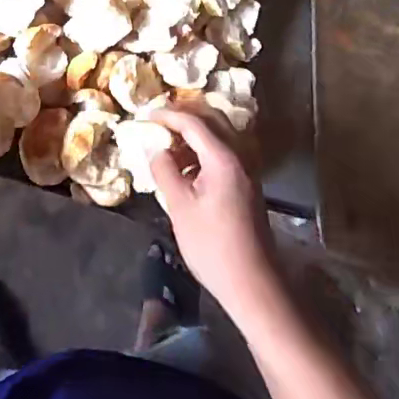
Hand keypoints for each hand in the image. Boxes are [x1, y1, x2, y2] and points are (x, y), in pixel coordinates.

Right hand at [147, 108, 282, 318]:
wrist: (252, 283)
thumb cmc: (212, 245)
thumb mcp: (179, 207)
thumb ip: (165, 171)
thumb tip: (156, 149)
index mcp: (223, 158)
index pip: (194, 122)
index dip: (168, 115)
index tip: (145, 116)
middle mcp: (240, 156)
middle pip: (212, 121)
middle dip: (184, 116)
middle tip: (158, 121)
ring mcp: (246, 171)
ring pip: (220, 136)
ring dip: (195, 133)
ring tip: (168, 144)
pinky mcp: (247, 185)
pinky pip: (224, 153)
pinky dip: (204, 150)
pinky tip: (186, 168)